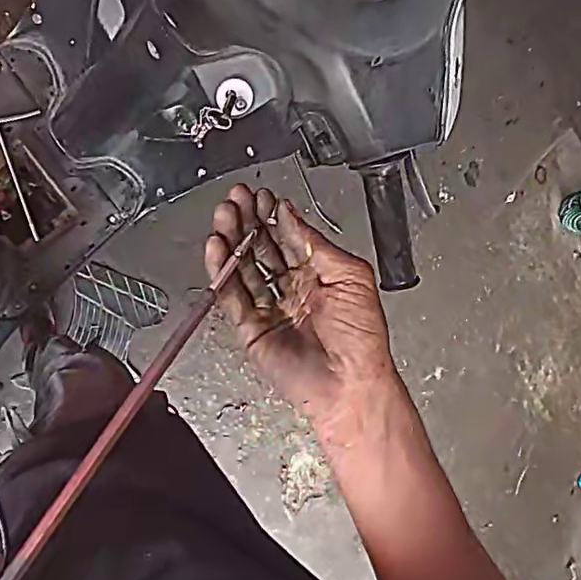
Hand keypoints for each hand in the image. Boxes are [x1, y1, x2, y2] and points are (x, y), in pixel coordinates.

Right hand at [204, 184, 401, 447]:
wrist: (350, 383)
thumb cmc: (362, 338)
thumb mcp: (350, 275)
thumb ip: (314, 243)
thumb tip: (290, 216)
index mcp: (317, 275)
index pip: (287, 237)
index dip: (272, 215)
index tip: (260, 196)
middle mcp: (292, 290)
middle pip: (261, 248)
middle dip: (247, 222)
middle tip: (235, 200)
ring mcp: (270, 309)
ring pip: (243, 268)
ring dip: (232, 241)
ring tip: (223, 217)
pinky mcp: (251, 329)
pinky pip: (231, 295)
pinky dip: (221, 271)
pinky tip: (218, 248)